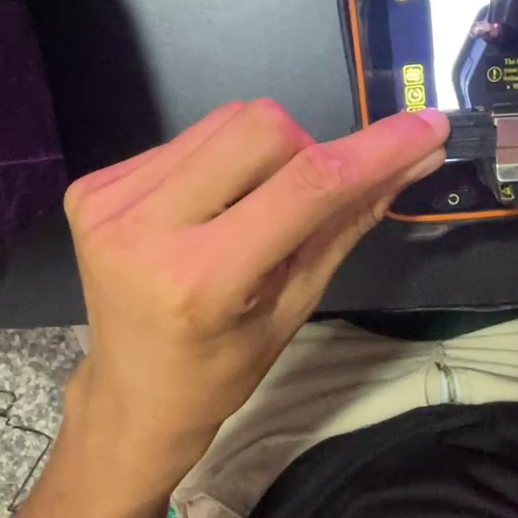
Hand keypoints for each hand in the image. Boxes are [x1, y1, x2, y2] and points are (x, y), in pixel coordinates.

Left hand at [65, 100, 449, 473]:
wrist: (130, 397)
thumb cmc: (221, 371)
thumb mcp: (296, 305)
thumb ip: (350, 222)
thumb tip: (413, 159)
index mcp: (202, 279)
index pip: (306, 187)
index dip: (375, 150)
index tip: (425, 127)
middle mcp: (145, 227)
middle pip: (262, 126)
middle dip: (305, 152)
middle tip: (299, 207)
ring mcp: (109, 201)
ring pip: (226, 120)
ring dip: (262, 155)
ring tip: (247, 212)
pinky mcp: (91, 185)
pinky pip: (187, 137)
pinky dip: (220, 164)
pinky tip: (207, 212)